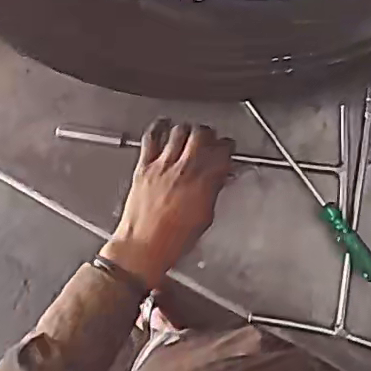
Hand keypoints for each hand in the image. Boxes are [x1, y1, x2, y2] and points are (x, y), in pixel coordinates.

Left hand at [100, 119, 234, 289]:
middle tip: (210, 137)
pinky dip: (159, 126)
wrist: (143, 247)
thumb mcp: (204, 218)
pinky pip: (151, 137)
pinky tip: (163, 123)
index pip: (222, 153)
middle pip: (202, 135)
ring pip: (179, 131)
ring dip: (187, 129)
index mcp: (203, 183)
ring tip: (189, 132)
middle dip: (209, 134)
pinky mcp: (144, 166)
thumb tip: (217, 180)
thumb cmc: (172, 240)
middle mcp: (184, 169)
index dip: (227, 147)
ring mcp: (163, 165)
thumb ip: (212, 193)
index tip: (227, 148)